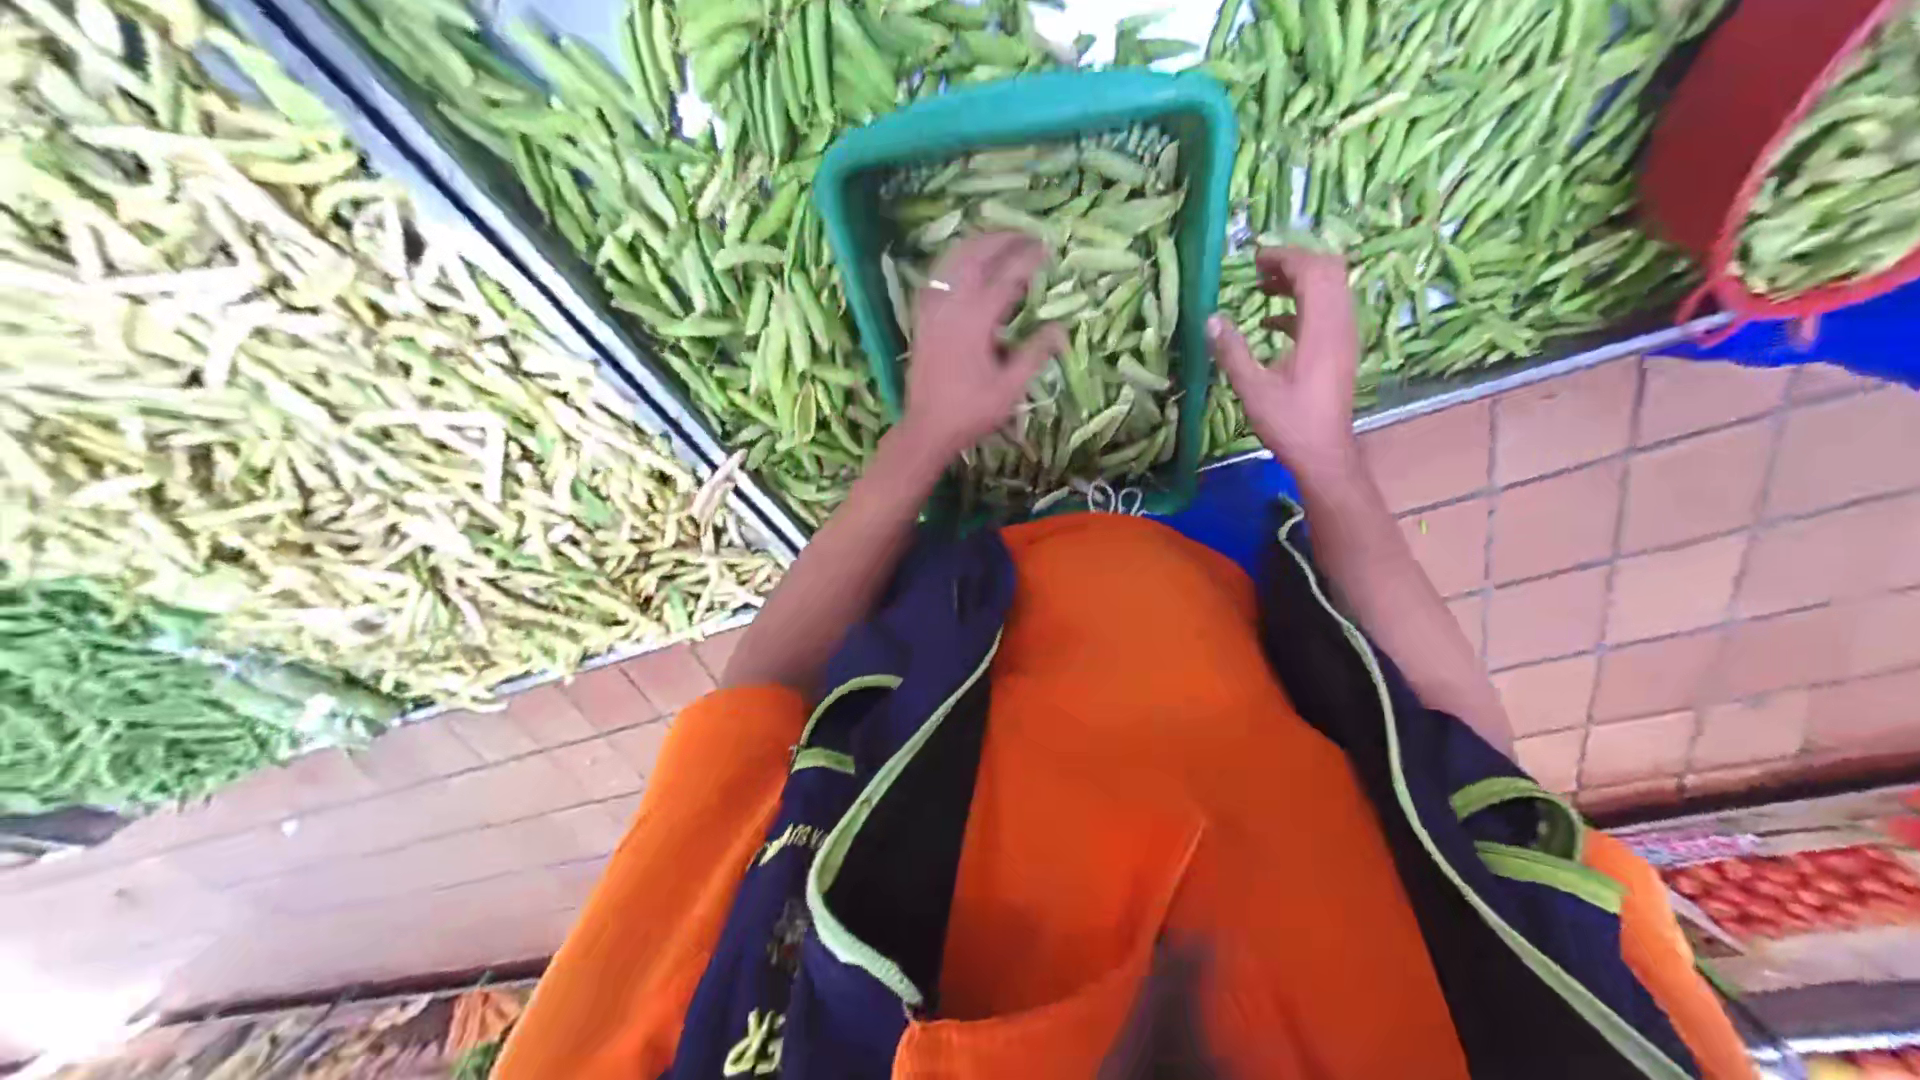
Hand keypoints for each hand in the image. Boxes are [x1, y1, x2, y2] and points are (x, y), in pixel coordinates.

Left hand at [899, 232, 1067, 457]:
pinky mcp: (921, 320)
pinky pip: (935, 279)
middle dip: (1002, 240)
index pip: (1007, 277)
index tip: (1049, 248)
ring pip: (951, 262)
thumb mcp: (1010, 389)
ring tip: (998, 240)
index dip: (1029, 259)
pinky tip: (962, 266)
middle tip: (1027, 235)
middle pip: (976, 256)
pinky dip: (952, 263)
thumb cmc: (970, 413)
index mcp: (975, 321)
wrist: (926, 429)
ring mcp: (932, 311)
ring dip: (976, 244)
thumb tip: (1059, 328)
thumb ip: (1034, 354)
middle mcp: (950, 307)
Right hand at [1207, 247, 1360, 480]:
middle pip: (1328, 271)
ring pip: (1331, 290)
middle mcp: (1340, 325)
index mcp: (1321, 329)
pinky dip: (1302, 306)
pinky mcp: (1340, 350)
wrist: (1324, 452)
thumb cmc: (1289, 422)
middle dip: (1294, 263)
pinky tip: (1272, 323)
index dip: (1286, 257)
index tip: (1254, 259)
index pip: (1313, 271)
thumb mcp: (1252, 387)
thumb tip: (1210, 320)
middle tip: (1259, 270)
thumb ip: (1232, 350)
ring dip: (1299, 282)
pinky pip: (1327, 312)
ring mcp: (1344, 337)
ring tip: (1263, 289)